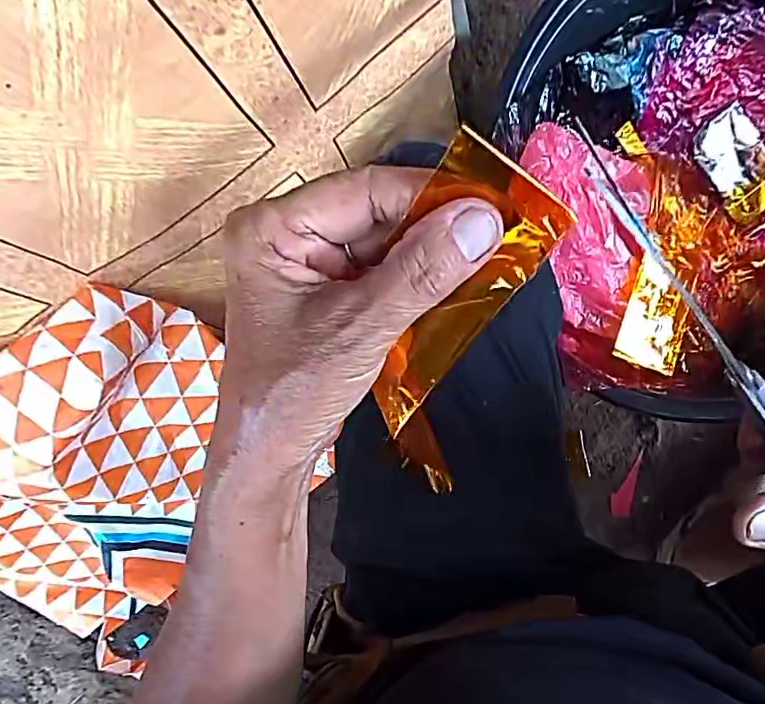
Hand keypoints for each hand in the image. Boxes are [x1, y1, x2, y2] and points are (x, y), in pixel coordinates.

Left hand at [215, 165, 503, 471]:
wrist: (271, 451)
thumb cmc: (294, 394)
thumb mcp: (362, 328)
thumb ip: (420, 273)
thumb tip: (481, 223)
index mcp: (274, 229)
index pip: (365, 191)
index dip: (430, 196)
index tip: (486, 207)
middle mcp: (287, 237)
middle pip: (375, 215)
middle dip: (432, 229)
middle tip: (493, 236)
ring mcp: (307, 268)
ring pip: (382, 246)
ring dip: (428, 256)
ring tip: (482, 260)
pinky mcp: (326, 297)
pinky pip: (378, 275)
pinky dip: (413, 282)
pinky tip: (450, 286)